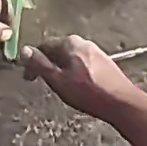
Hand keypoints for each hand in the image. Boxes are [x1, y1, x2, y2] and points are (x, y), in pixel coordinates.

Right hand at [24, 36, 146, 123]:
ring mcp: (96, 52)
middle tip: (45, 84)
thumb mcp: (57, 80)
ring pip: (71, 59)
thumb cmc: (89, 92)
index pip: (43, 47)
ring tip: (62, 88)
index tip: (29, 77)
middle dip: (49, 66)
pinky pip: (83, 65)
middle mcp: (84, 43)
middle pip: (58, 51)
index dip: (33, 62)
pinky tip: (79, 88)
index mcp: (70, 43)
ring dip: (62, 71)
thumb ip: (39, 65)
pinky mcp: (104, 63)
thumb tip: (24, 50)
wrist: (122, 102)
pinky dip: (75, 74)